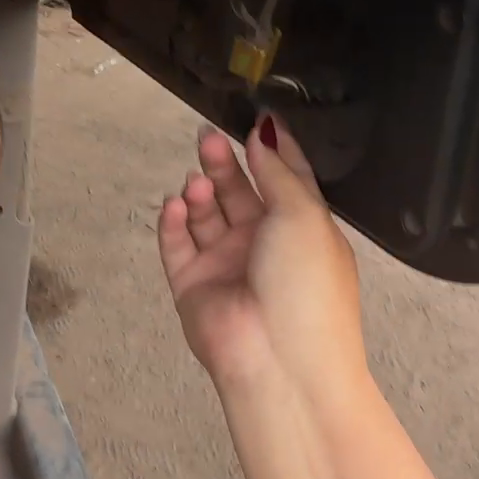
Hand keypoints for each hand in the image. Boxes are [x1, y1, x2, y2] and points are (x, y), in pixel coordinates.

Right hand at [156, 115, 367, 398]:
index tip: (257, 117)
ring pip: (206, 215)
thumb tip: (264, 133)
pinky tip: (176, 204)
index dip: (273, 149)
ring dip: (200, 193)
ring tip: (197, 183)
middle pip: (238, 192)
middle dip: (223, 163)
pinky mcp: (192, 284)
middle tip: (206, 137)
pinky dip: (174, 222)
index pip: (286, 180)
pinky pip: (178, 244)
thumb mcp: (303, 217)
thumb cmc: (305, 282)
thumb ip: (278, 172)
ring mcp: (226, 265)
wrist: (278, 361)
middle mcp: (264, 244)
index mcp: (302, 230)